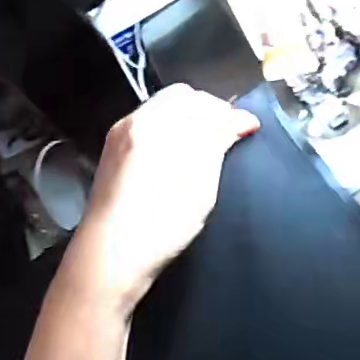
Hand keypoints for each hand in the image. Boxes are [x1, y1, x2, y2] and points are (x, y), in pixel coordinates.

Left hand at [65, 85, 259, 312]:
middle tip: (231, 135)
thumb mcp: (201, 182)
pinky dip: (172, 134)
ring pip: (163, 113)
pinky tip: (182, 159)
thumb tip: (241, 120)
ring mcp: (119, 140)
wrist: (109, 258)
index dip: (230, 113)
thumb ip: (219, 141)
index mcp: (152, 122)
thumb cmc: (160, 222)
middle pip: (179, 100)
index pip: (201, 102)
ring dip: (191, 121)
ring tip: (210, 147)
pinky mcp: (114, 158)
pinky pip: (149, 130)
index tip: (250, 128)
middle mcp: (132, 123)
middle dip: (209, 111)